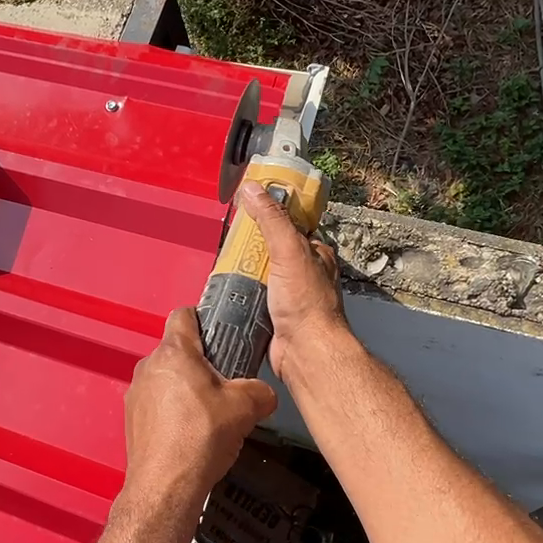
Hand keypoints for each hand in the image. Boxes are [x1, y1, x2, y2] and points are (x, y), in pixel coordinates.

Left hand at [122, 308, 277, 512]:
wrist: (165, 487)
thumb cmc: (200, 438)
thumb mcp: (245, 408)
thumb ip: (260, 392)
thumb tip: (264, 395)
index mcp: (173, 352)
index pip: (184, 315)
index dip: (204, 318)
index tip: (220, 333)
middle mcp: (148, 366)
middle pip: (177, 351)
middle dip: (200, 363)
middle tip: (224, 385)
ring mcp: (136, 393)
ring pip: (166, 379)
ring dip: (185, 389)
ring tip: (209, 415)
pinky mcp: (131, 419)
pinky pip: (156, 404)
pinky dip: (171, 412)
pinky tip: (190, 435)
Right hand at [235, 181, 348, 377]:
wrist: (306, 352)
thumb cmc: (310, 307)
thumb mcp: (289, 251)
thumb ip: (272, 219)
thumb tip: (254, 191)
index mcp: (314, 252)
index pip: (290, 221)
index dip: (270, 211)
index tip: (249, 203)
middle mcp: (303, 271)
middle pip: (270, 246)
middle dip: (250, 244)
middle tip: (234, 239)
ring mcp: (288, 293)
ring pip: (259, 271)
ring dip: (244, 270)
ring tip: (228, 264)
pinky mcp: (273, 312)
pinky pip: (252, 295)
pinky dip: (241, 291)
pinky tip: (232, 289)